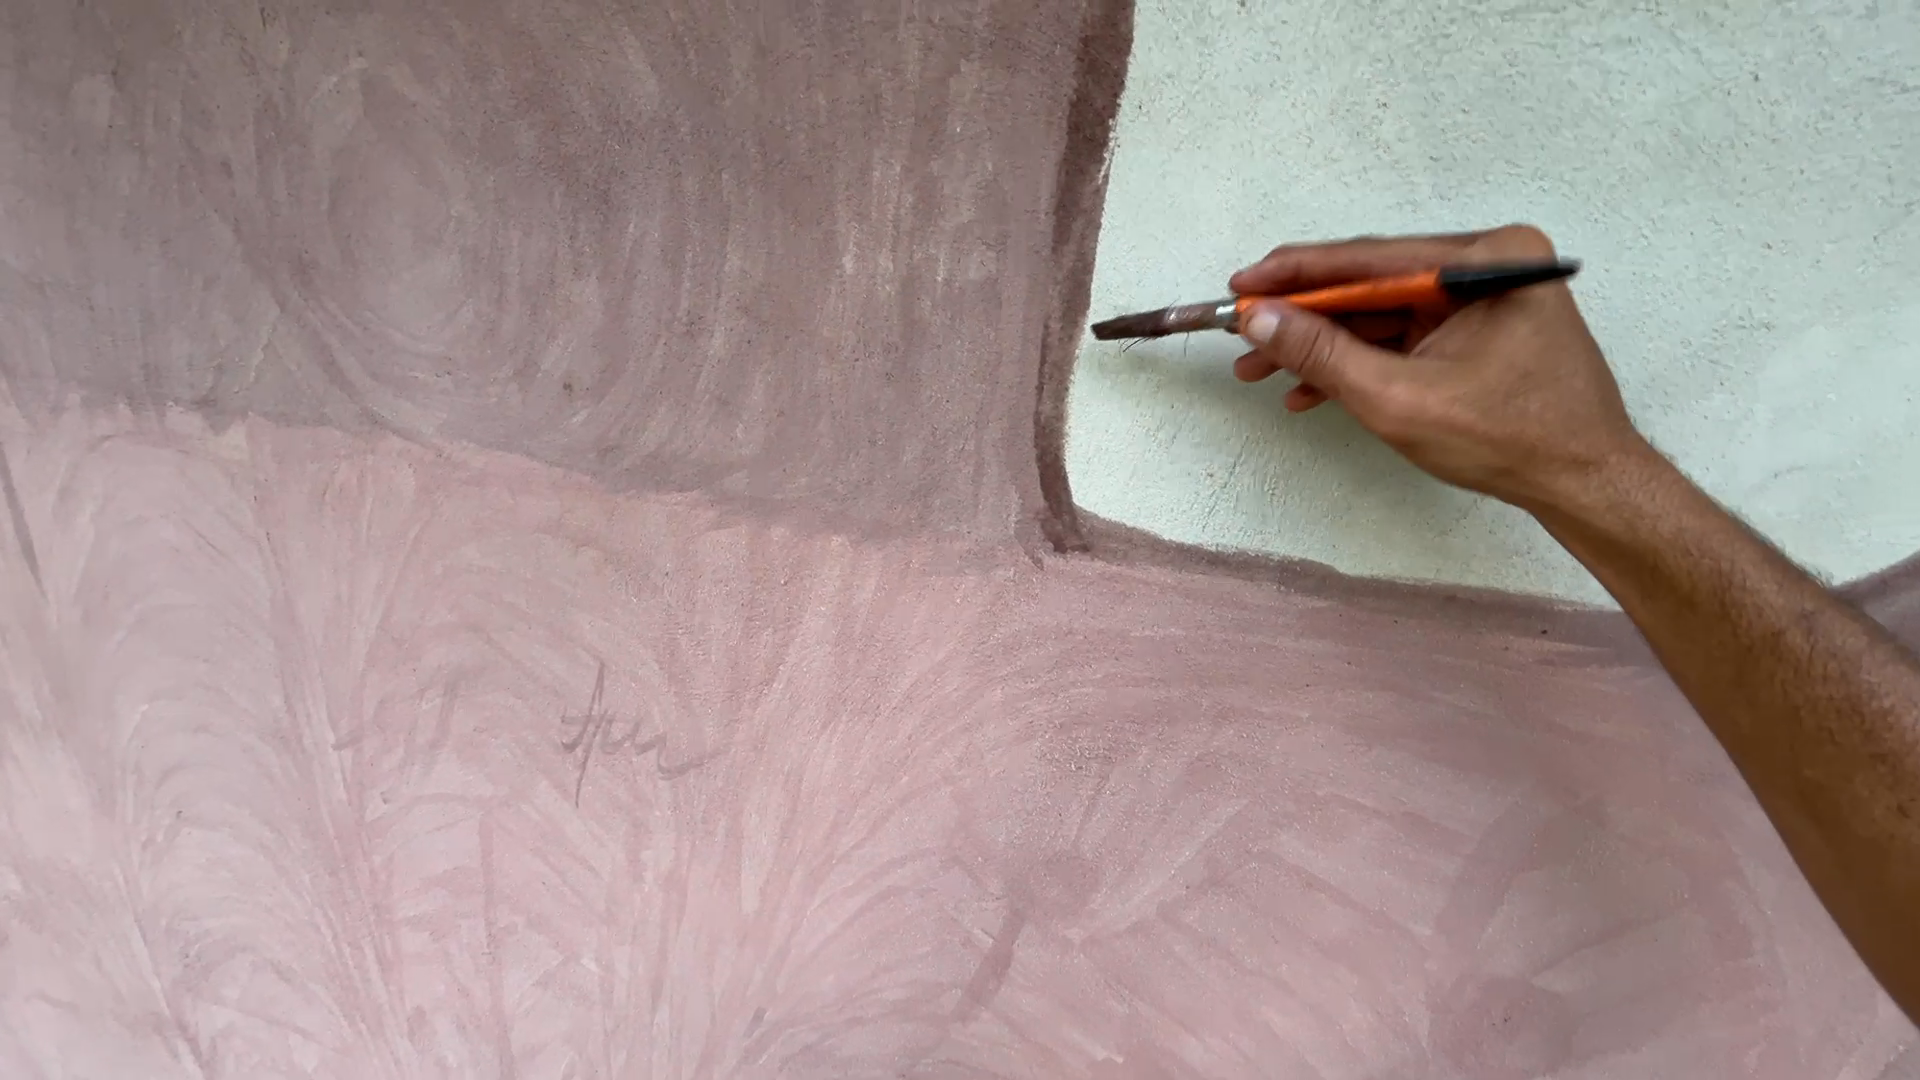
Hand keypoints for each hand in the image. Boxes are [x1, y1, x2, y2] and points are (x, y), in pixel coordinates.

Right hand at [1230, 226, 1649, 510]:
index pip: (1366, 260)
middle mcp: (1484, 266)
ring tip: (1255, 371)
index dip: (1292, 274)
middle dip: (1299, 319)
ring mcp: (1478, 300)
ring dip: (1317, 348)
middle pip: (1366, 288)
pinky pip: (1396, 339)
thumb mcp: (1394, 396)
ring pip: (1374, 317)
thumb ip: (1321, 353)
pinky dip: (1351, 364)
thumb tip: (1256, 319)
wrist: (1579, 480)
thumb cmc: (1500, 437)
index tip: (1238, 287)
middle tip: (1239, 337)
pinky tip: (1305, 392)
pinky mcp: (1470, 331)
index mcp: (1483, 260)